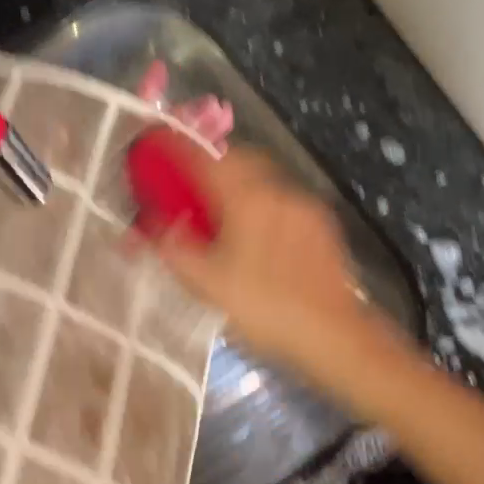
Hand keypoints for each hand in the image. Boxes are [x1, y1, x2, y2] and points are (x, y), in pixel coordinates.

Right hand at [145, 142, 420, 399]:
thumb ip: (173, 247)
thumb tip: (147, 224)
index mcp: (247, 198)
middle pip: (239, 160)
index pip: (205, 158)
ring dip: (237, 184)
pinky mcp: (322, 228)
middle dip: (211, 164)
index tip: (158, 146)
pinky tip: (255, 234)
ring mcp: (304, 208)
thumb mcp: (207, 284)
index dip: (178, 149)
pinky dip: (260, 205)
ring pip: (263, 180)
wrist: (337, 338)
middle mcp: (278, 191)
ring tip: (219, 210)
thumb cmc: (266, 308)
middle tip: (189, 182)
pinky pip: (282, 202)